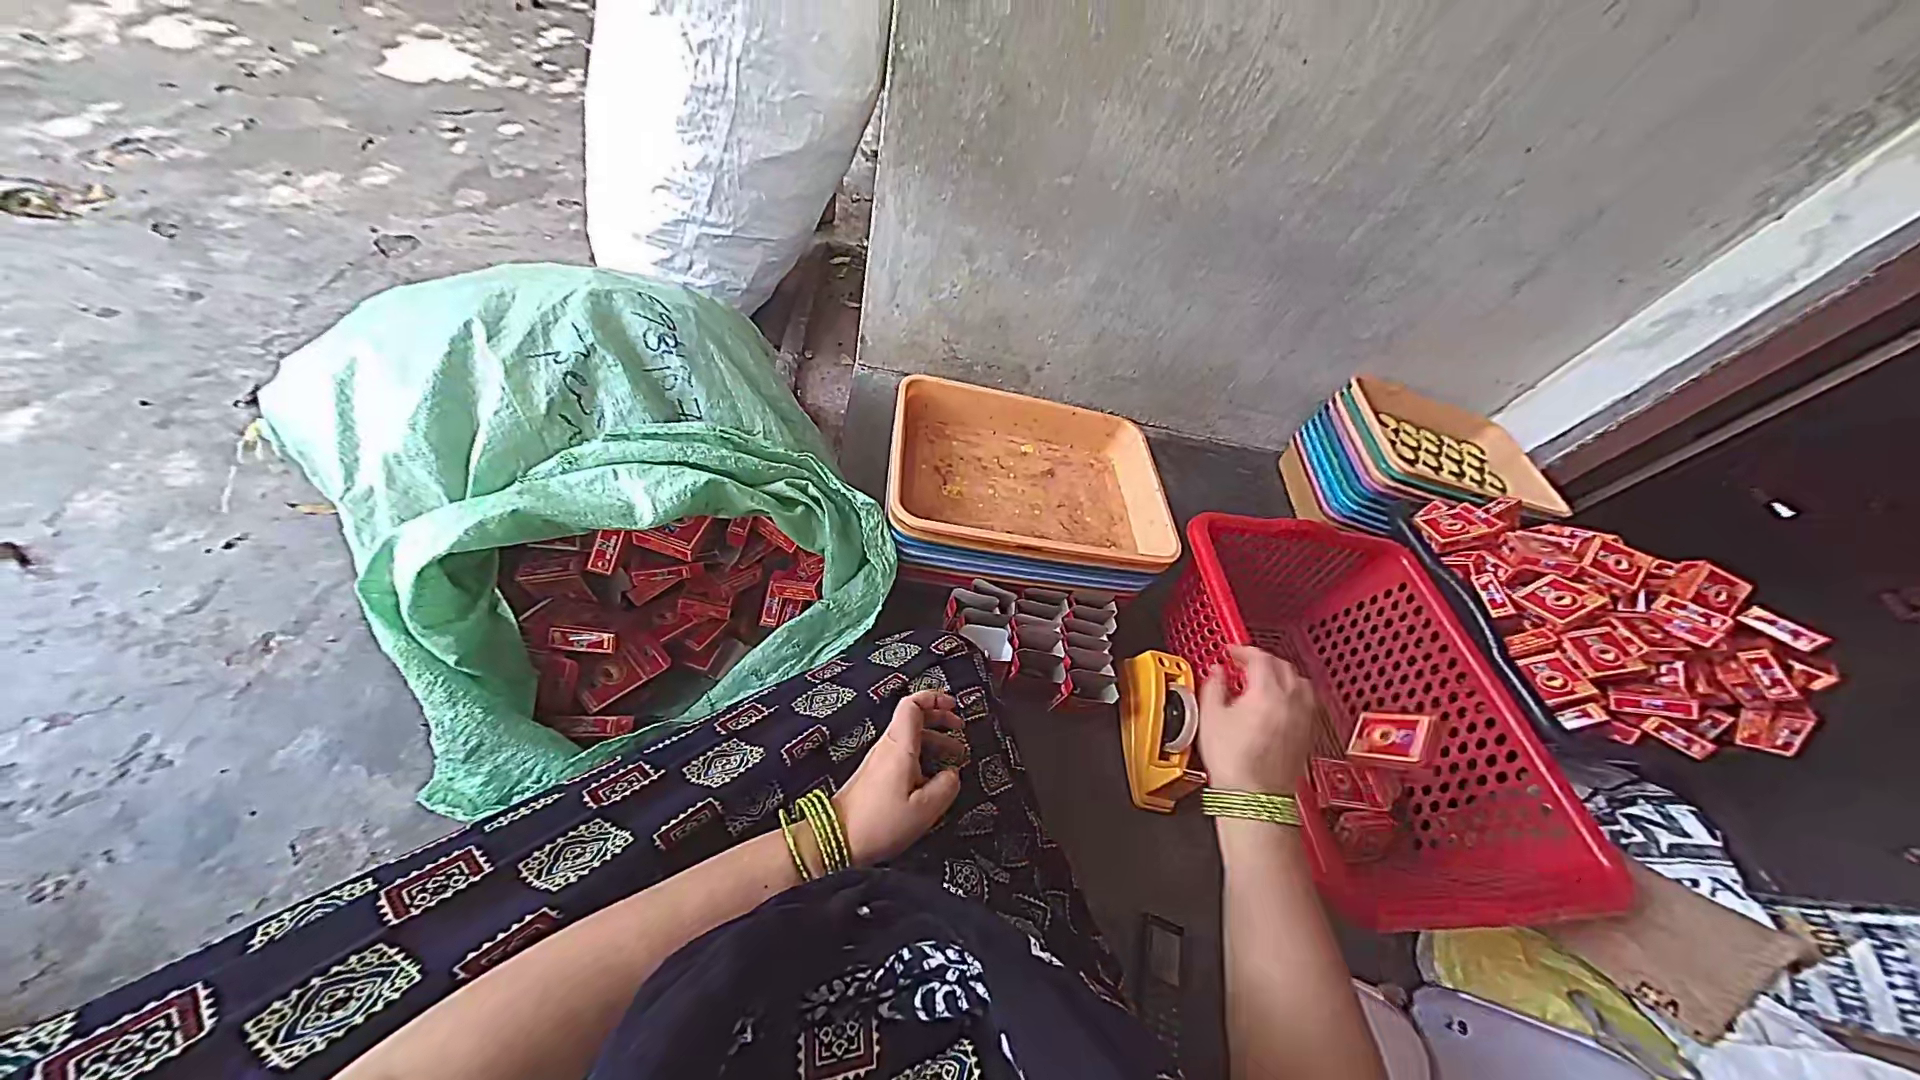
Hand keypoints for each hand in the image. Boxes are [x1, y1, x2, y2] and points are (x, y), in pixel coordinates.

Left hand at [833, 690, 966, 865]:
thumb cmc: (878, 823)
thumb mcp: (924, 809)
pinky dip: (923, 756)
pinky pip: (904, 754)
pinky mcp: (876, 773)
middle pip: (914, 716)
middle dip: (940, 717)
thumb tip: (954, 774)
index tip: (953, 705)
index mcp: (900, 746)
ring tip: (954, 756)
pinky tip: (934, 776)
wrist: (836, 837)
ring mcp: (880, 759)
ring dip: (935, 740)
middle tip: (959, 727)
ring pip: (911, 737)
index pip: (913, 704)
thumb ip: (946, 786)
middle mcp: (888, 746)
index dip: (935, 698)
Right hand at [1197, 645, 1317, 794]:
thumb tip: (1217, 672)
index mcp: (1267, 693)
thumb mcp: (1210, 716)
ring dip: (1281, 673)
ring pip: (1299, 682)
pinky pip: (1306, 701)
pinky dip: (1293, 692)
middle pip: (1283, 666)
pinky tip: (1278, 701)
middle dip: (1262, 659)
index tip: (1231, 651)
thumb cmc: (1234, 763)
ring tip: (1262, 678)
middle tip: (1243, 662)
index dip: (1243, 650)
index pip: (1260, 657)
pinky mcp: (1308, 734)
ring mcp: (1304, 718)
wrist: (1254, 797)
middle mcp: (1291, 702)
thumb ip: (1214, 686)